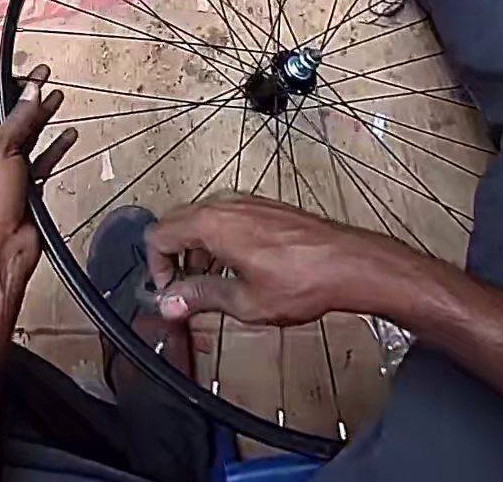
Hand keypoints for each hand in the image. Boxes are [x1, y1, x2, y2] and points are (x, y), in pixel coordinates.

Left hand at [0, 59, 75, 314]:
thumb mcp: (1, 150)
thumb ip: (19, 120)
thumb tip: (31, 90)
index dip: (6, 85)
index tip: (23, 69)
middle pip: (13, 117)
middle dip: (28, 96)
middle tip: (46, 75)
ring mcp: (13, 171)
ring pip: (31, 136)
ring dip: (43, 117)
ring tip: (58, 97)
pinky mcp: (30, 187)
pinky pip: (45, 161)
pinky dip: (57, 147)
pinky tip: (69, 135)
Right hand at [145, 193, 406, 325]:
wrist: (346, 262)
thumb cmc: (300, 281)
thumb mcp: (244, 301)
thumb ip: (200, 296)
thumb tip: (169, 302)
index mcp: (210, 224)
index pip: (159, 235)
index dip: (157, 266)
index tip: (170, 292)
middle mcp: (221, 204)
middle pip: (175, 223)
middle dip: (173, 257)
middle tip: (184, 290)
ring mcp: (241, 201)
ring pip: (199, 218)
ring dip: (194, 249)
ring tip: (211, 284)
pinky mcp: (258, 205)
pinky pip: (222, 216)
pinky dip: (215, 238)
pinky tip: (234, 267)